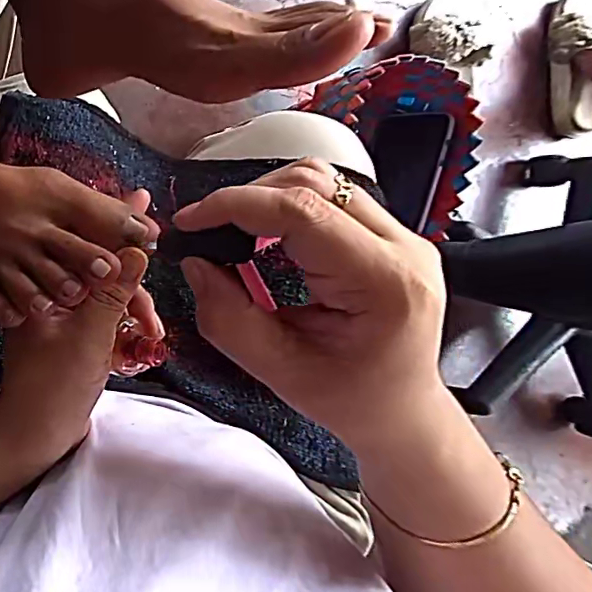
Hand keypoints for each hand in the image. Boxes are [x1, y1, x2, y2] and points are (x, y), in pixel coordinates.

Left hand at [0, 244, 154, 456]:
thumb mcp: (90, 333)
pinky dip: (121, 326)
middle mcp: (47, 295)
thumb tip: (136, 251)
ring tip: (150, 334)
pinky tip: (139, 339)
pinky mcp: (68, 334)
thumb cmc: (53, 385)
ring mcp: (57, 315)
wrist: (36, 430)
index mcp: (41, 285)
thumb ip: (114, 292)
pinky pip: (99, 317)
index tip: (150, 236)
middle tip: (150, 316)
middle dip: (131, 290)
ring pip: (103, 296)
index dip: (121, 245)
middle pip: (98, 272)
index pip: (85, 250)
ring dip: (131, 311)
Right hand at [172, 158, 447, 442]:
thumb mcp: (276, 369)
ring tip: (233, 232)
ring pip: (321, 180)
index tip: (189, 221)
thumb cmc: (348, 398)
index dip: (234, 205)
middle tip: (206, 230)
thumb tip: (195, 263)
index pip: (301, 211)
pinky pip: (328, 198)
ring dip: (264, 198)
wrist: (400, 411)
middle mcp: (402, 249)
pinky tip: (261, 237)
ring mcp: (400, 237)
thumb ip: (227, 315)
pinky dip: (282, 207)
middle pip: (313, 183)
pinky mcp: (385, 236)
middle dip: (246, 198)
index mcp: (383, 282)